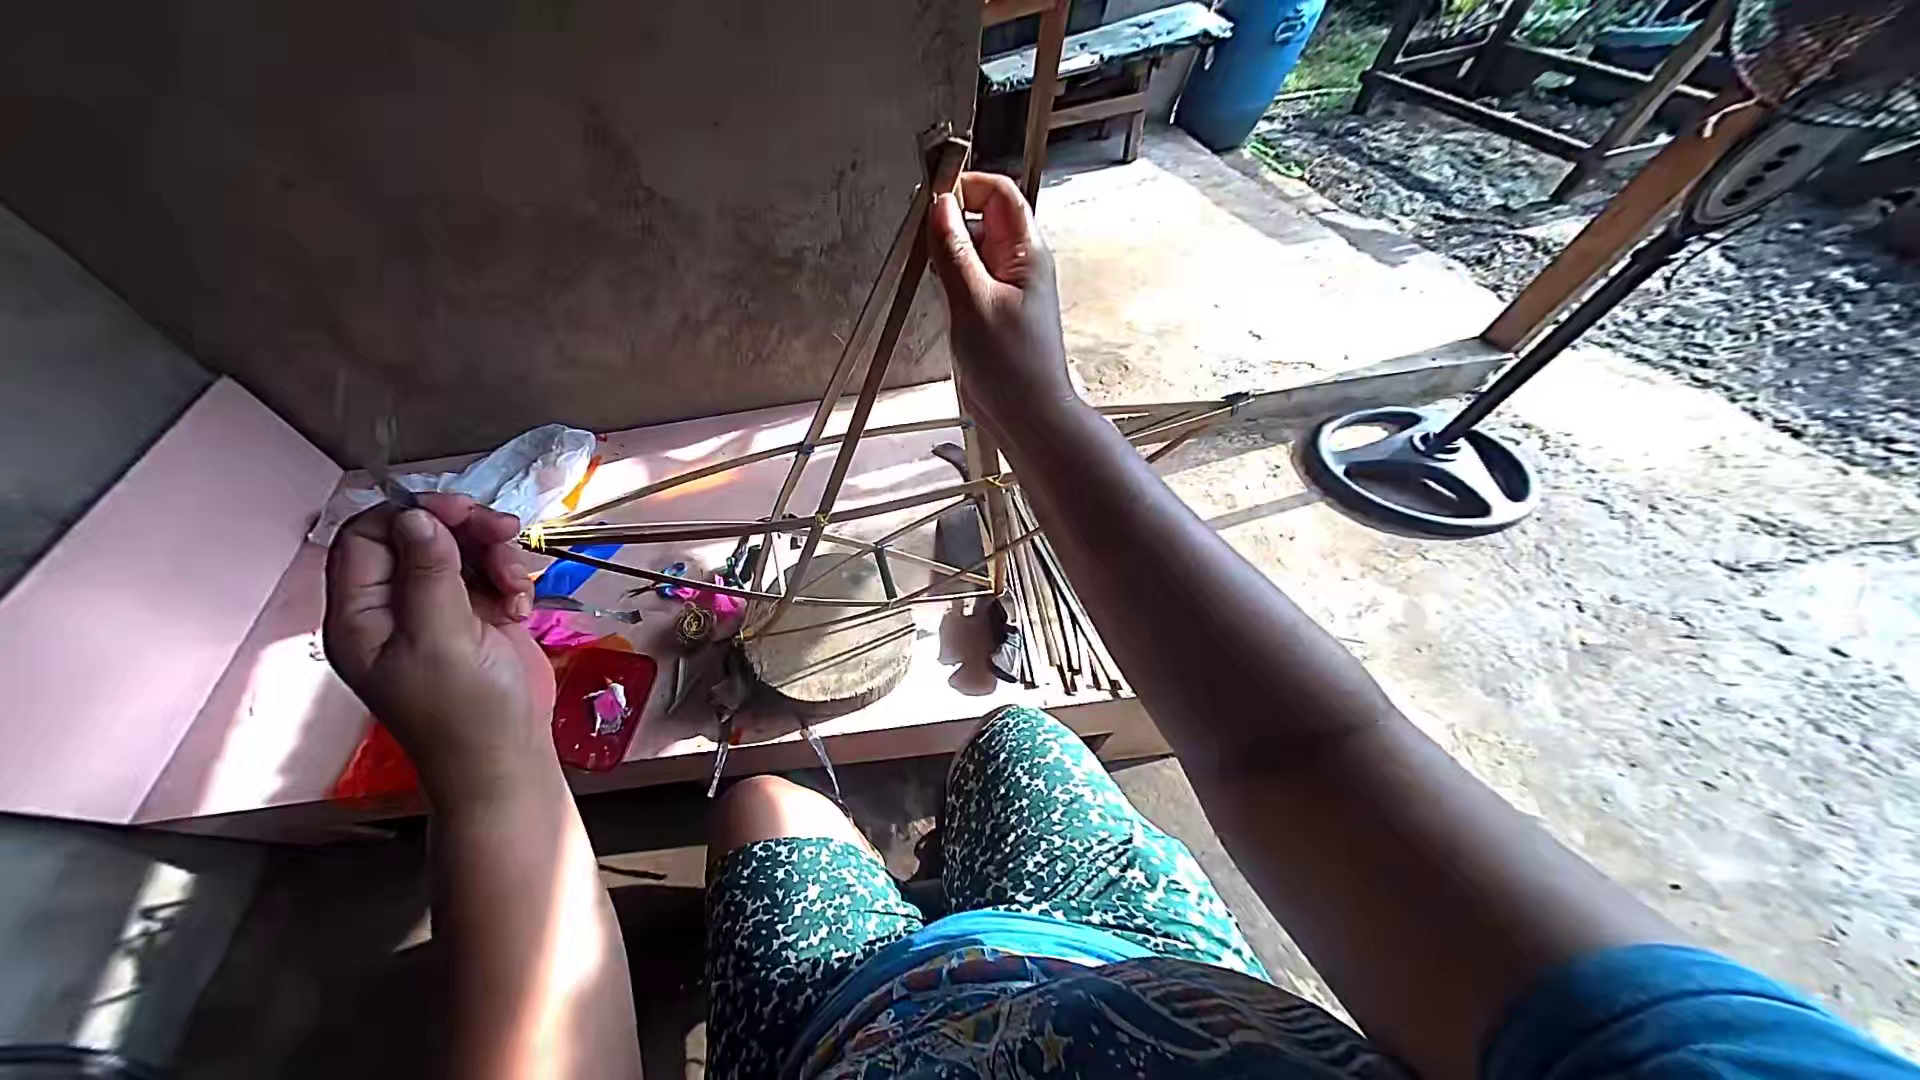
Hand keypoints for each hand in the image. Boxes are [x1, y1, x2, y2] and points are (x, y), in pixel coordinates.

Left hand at [323, 494, 554, 805]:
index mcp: (363, 614)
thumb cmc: (466, 707)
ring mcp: (442, 611)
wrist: (510, 752)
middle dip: (465, 530)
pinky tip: (522, 607)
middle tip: (506, 530)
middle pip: (422, 539)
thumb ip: (428, 576)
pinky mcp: (481, 617)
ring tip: (518, 586)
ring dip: (496, 558)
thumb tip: (417, 517)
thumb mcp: (442, 639)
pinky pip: (493, 576)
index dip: (411, 514)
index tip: (462, 508)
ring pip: (463, 553)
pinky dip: (513, 581)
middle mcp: (397, 606)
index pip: (367, 538)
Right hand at [927, 172, 1079, 441]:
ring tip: (939, 283)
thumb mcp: (974, 302)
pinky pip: (969, 282)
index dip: (966, 187)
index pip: (999, 193)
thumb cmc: (1015, 369)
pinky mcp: (993, 313)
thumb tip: (938, 208)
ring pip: (972, 252)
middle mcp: (1019, 267)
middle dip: (950, 225)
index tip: (932, 199)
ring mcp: (1006, 290)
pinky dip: (952, 283)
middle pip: (982, 219)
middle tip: (928, 248)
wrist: (1027, 415)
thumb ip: (953, 252)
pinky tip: (945, 303)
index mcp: (1026, 254)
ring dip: (948, 257)